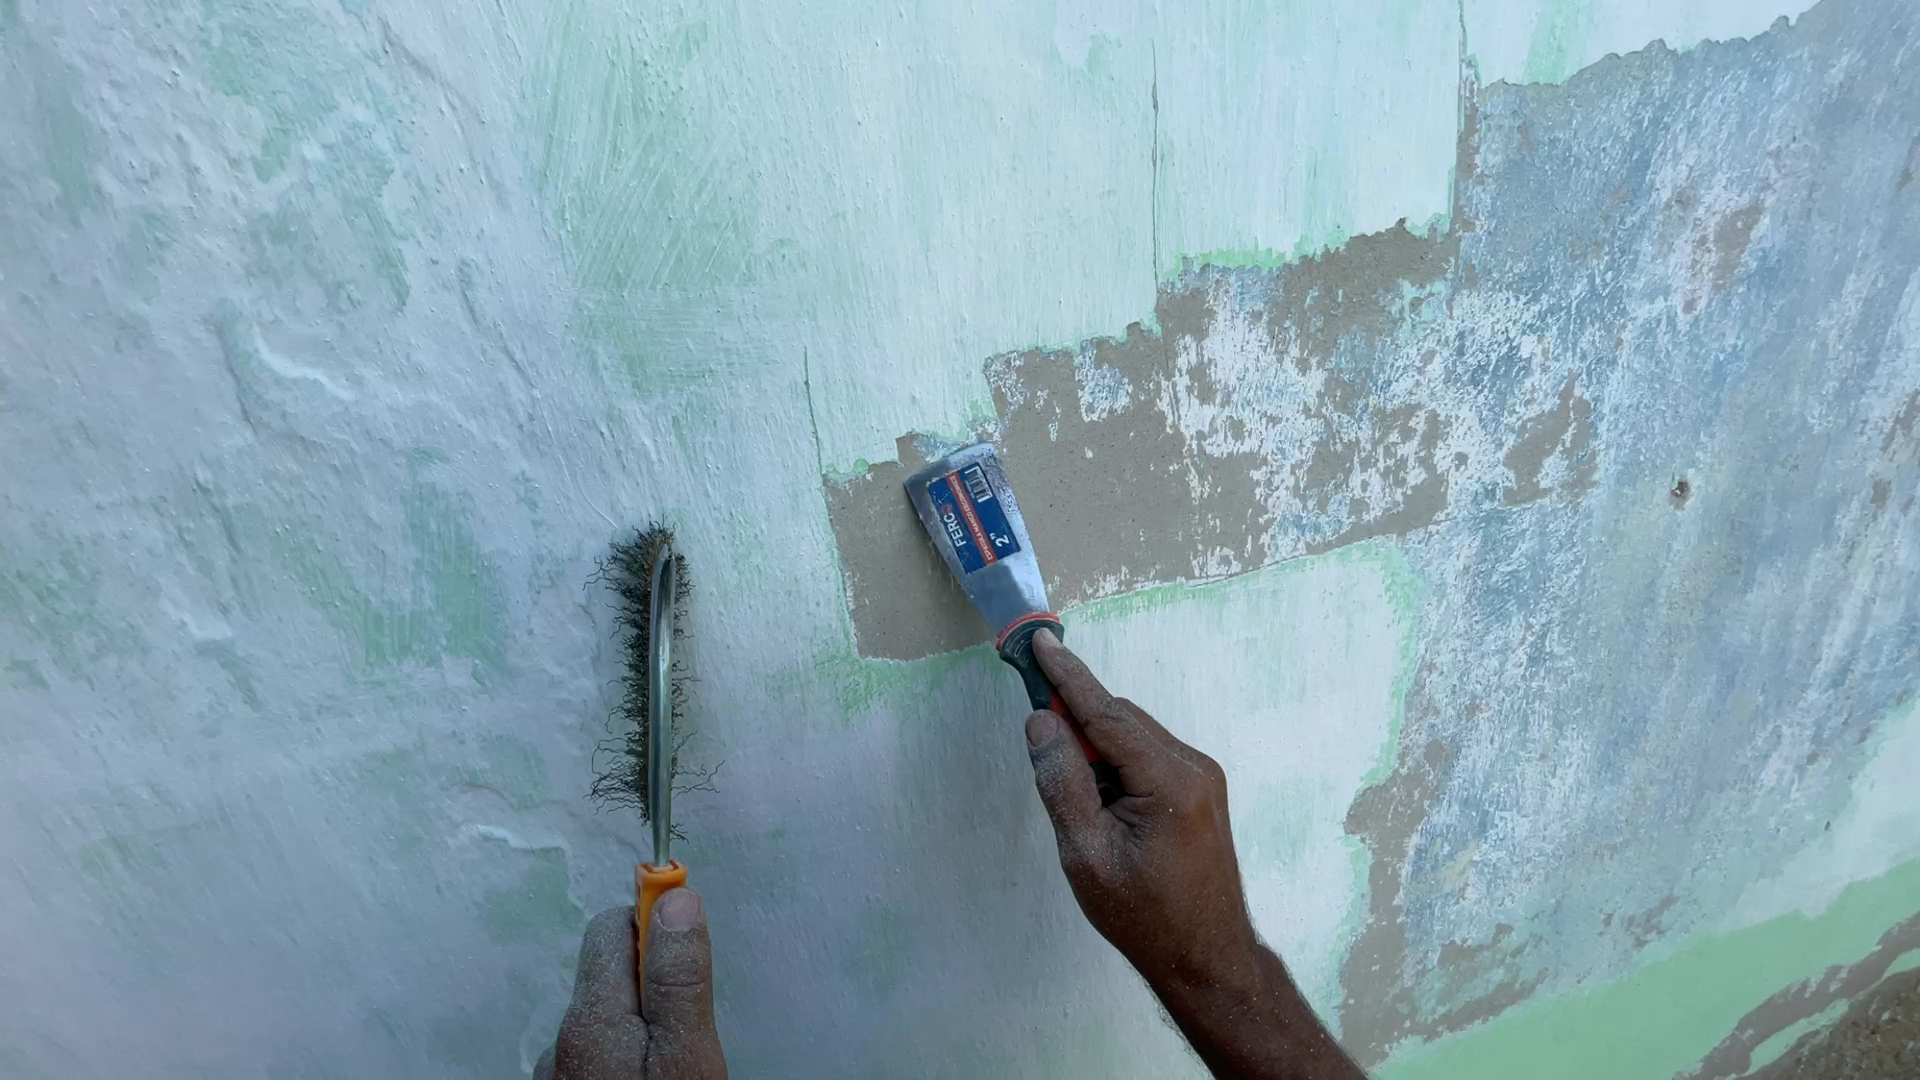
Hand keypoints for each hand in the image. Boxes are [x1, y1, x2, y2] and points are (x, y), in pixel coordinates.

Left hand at [535, 889, 727, 1079]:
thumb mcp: (686, 1051)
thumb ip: (679, 976)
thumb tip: (676, 898)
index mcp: (590, 1016)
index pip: (611, 925)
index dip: (655, 924)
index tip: (688, 948)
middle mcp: (560, 1040)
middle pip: (611, 970)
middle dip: (653, 978)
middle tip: (688, 1022)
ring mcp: (557, 1073)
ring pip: (608, 1013)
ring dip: (641, 1020)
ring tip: (672, 1062)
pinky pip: (599, 1050)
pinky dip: (626, 1052)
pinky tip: (649, 1078)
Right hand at [1022, 629, 1258, 991]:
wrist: (1208, 960)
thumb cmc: (1143, 915)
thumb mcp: (1085, 853)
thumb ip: (1061, 781)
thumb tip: (1042, 720)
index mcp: (1169, 780)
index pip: (1106, 713)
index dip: (1068, 676)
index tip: (1041, 641)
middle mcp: (1192, 765)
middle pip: (1119, 720)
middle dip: (1076, 722)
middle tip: (1041, 744)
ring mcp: (1201, 774)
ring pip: (1131, 733)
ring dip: (1095, 747)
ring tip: (1083, 801)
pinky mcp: (1199, 786)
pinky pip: (1145, 752)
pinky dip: (1115, 761)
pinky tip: (1105, 802)